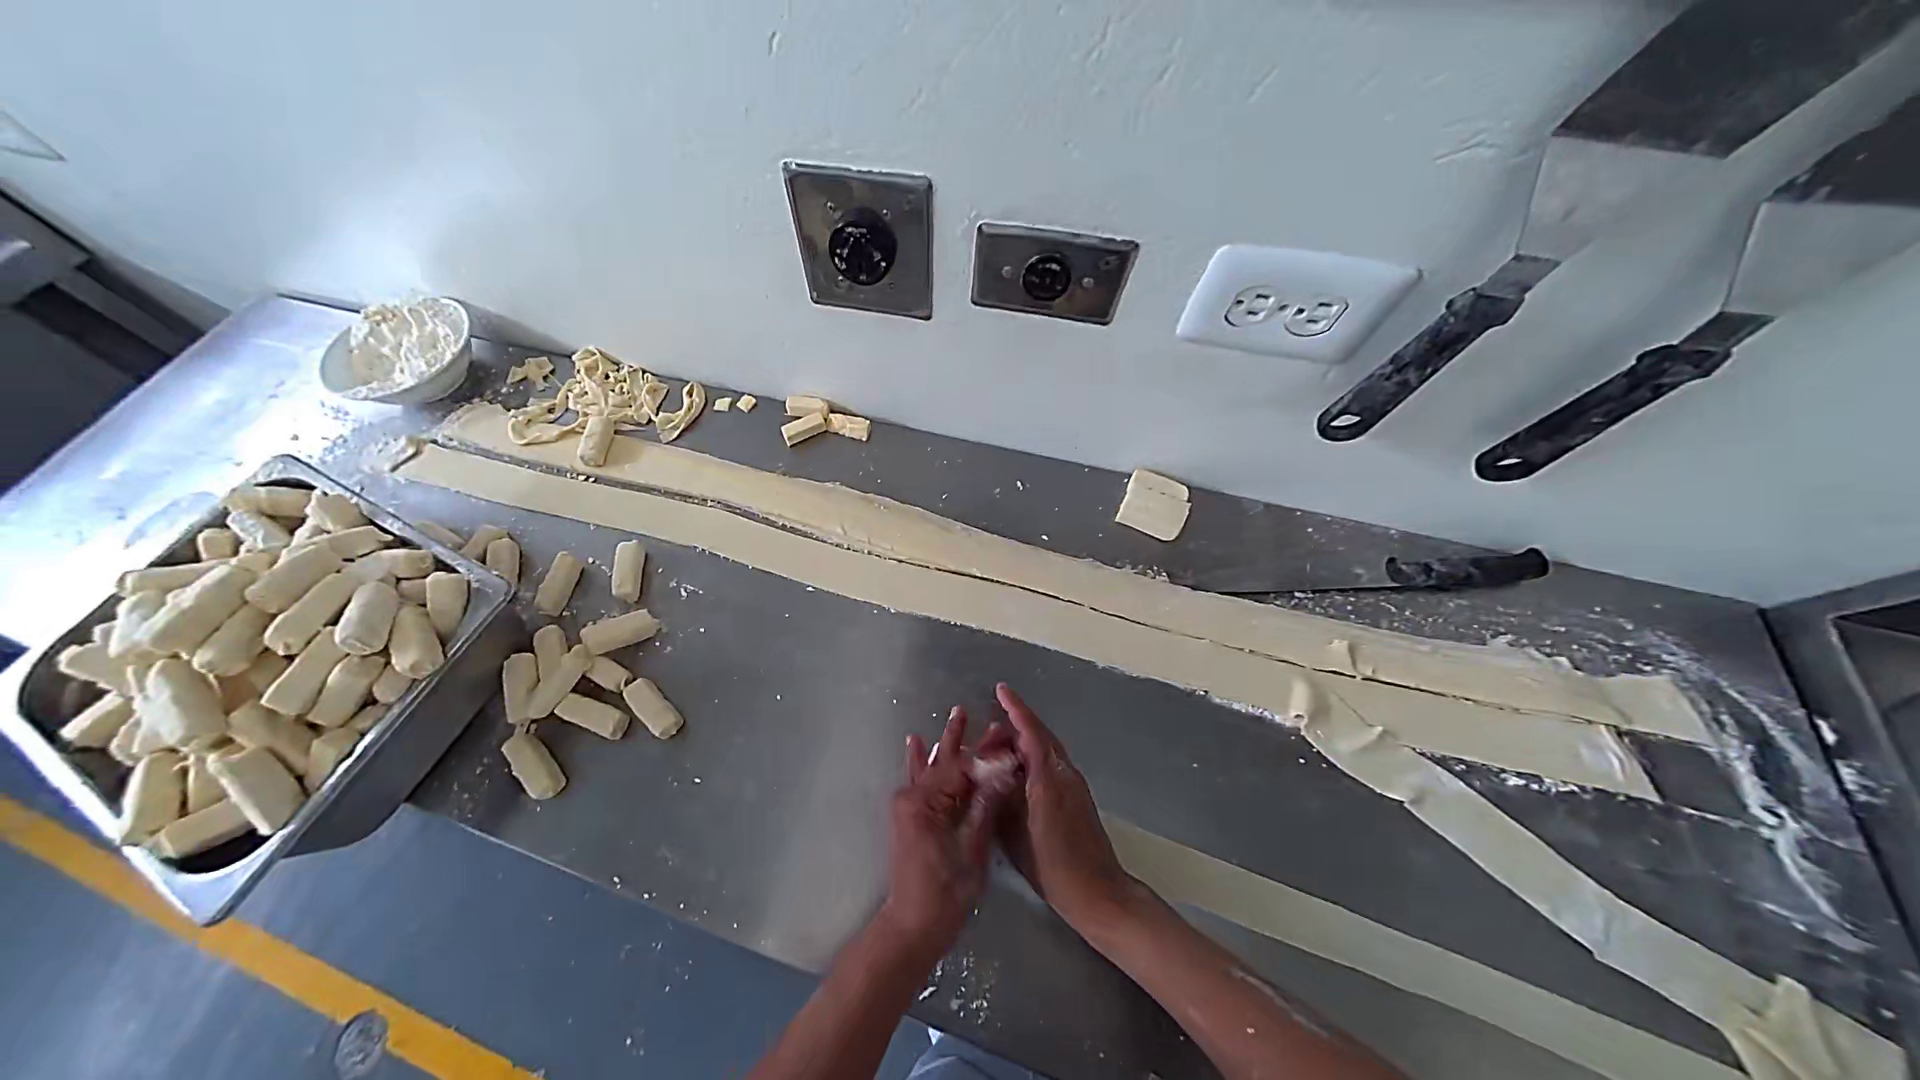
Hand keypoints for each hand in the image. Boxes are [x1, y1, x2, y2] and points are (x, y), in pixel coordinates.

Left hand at [881, 707, 1012, 950]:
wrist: (912, 926)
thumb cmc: (945, 893)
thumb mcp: (973, 850)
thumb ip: (985, 807)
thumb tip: (1005, 770)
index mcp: (926, 803)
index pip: (963, 768)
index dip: (990, 755)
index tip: (1011, 741)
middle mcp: (913, 796)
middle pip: (947, 762)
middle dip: (968, 741)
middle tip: (989, 719)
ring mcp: (909, 805)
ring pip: (933, 766)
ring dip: (948, 744)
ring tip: (958, 714)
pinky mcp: (910, 815)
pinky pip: (917, 780)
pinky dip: (919, 760)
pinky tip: (915, 740)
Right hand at [992, 683, 1136, 928]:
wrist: (1099, 892)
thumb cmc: (1055, 868)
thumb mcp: (1018, 835)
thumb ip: (1004, 799)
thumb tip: (991, 771)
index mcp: (1049, 779)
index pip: (1032, 733)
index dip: (1016, 710)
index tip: (1000, 690)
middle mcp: (1064, 774)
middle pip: (1040, 737)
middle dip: (1014, 727)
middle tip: (986, 733)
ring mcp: (1073, 785)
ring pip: (1046, 751)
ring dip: (1023, 744)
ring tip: (995, 750)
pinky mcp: (1076, 797)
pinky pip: (1050, 766)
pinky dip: (1031, 760)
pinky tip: (1016, 773)